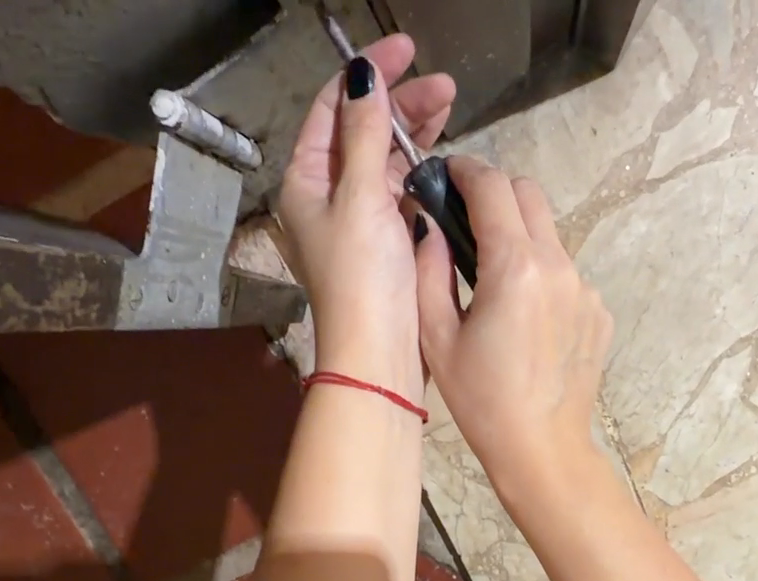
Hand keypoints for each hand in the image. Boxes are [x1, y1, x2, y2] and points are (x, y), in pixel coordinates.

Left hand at [279, 34, 454, 401]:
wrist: (378, 354)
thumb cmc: (362, 278)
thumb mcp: (360, 198)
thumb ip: (364, 134)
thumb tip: (365, 75)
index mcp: (307, 181)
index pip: (333, 108)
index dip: (367, 74)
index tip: (407, 50)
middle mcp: (329, 196)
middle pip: (362, 132)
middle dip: (400, 103)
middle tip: (446, 87)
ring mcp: (360, 221)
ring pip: (385, 162)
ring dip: (414, 135)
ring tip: (450, 112)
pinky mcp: (387, 245)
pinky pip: (402, 194)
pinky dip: (420, 173)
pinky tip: (442, 163)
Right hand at [415, 159, 614, 496]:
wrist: (542, 450)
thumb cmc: (481, 401)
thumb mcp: (438, 338)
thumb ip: (430, 270)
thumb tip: (430, 226)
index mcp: (514, 267)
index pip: (493, 187)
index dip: (466, 171)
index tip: (448, 174)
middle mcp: (558, 266)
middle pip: (530, 195)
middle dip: (497, 193)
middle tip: (468, 220)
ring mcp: (586, 289)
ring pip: (551, 235)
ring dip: (520, 237)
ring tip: (494, 280)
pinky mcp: (599, 312)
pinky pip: (567, 274)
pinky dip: (543, 277)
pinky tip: (526, 320)